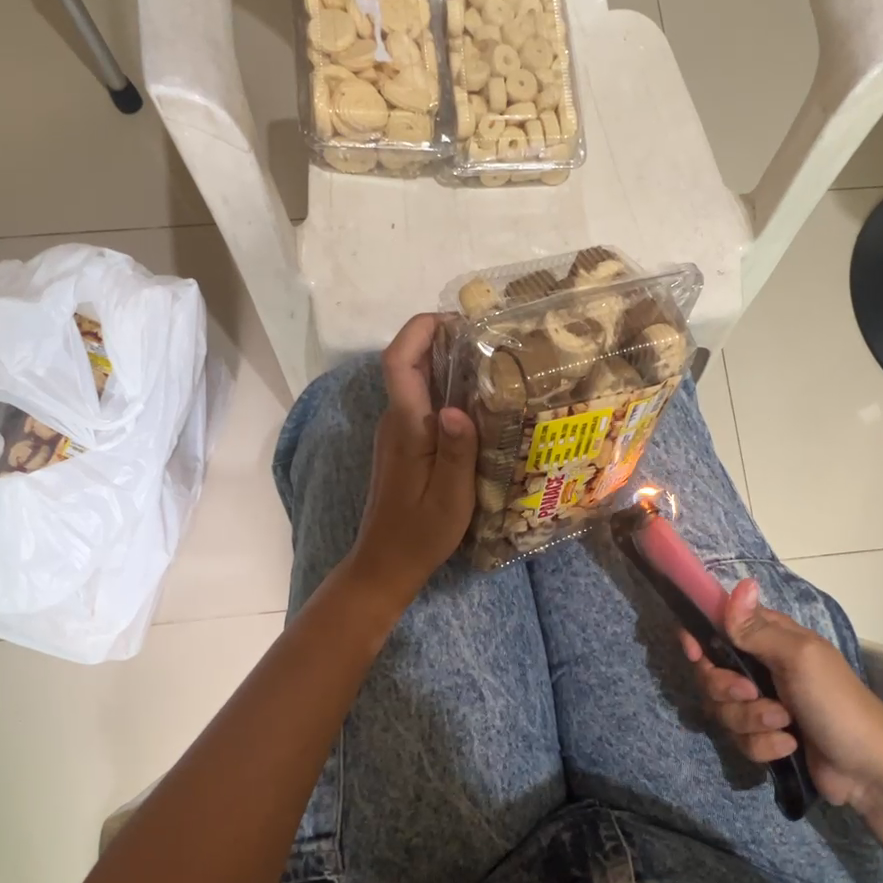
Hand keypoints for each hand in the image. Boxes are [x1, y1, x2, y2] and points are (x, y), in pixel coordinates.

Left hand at [345, 314, 478, 601]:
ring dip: (449, 365)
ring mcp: (397, 432)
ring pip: (418, 382)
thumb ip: (456, 452)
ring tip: (496, 365)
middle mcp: (396, 421)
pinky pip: (424, 404)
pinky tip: (481, 404)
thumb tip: (458, 408)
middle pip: (410, 363)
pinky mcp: (405, 445)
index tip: (459, 319)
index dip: (422, 329)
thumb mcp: (450, 498)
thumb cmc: (420, 534)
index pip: (399, 361)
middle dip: (445, 341)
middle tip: (494, 340)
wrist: (385, 564)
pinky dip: (449, 391)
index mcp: (406, 427)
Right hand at [682, 579, 882, 810]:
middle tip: (751, 693)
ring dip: (751, 721)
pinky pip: (739, 739)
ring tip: (785, 726)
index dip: (698, 637)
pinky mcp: (764, 736)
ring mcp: (762, 703)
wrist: (869, 770)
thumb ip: (757, 629)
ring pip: (723, 709)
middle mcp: (760, 666)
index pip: (717, 624)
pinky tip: (788, 746)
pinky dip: (762, 745)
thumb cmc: (837, 703)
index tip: (695, 653)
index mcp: (769, 637)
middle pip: (710, 672)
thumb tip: (740, 583)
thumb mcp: (798, 658)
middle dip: (726, 689)